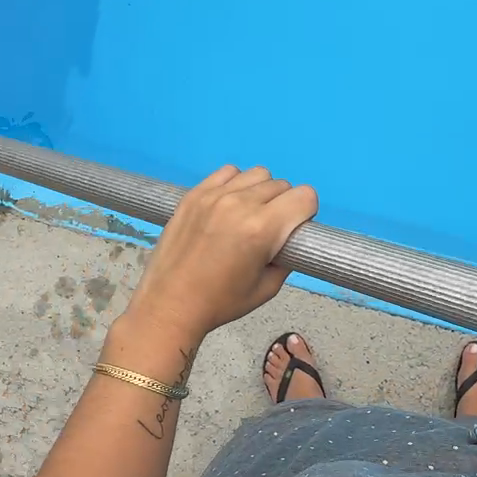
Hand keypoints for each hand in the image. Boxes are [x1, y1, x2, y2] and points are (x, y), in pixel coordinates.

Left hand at [121, 165, 318, 346]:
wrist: (169, 304)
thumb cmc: (221, 302)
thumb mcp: (268, 288)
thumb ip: (287, 257)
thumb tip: (289, 238)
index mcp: (262, 229)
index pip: (304, 196)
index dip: (306, 213)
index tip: (294, 229)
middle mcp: (240, 204)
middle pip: (282, 185)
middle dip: (284, 205)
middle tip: (269, 229)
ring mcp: (214, 195)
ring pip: (257, 174)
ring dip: (261, 191)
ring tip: (248, 214)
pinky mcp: (194, 193)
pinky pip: (228, 172)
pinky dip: (235, 183)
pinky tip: (228, 204)